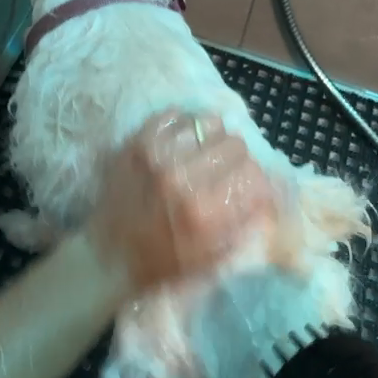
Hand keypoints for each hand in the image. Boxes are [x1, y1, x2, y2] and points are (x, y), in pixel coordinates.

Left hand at [87, 111, 275, 291]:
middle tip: (224, 170)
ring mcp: (157, 155)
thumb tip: (268, 192)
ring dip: (210, 138)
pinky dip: (183, 125)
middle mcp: (183, 178)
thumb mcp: (211, 257)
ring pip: (207, 123)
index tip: (249, 186)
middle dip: (236, 158)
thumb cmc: (162, 262)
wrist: (109, 254)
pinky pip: (175, 114)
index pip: (253, 174)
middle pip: (234, 144)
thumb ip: (243, 223)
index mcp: (205, 211)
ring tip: (202, 152)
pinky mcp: (137, 141)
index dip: (256, 181)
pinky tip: (180, 142)